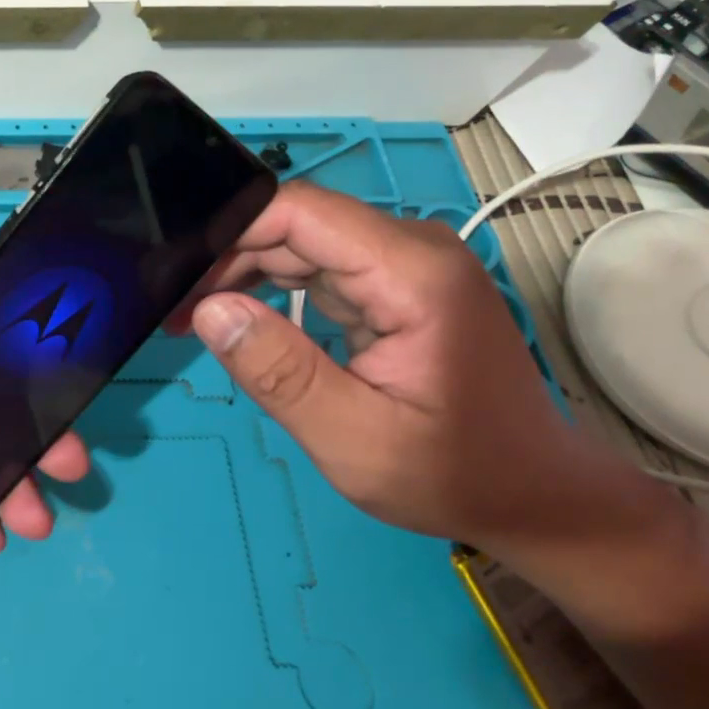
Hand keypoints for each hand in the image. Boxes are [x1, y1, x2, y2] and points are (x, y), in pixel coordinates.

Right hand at [168, 181, 602, 550]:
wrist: (536, 497)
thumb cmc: (455, 474)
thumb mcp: (355, 440)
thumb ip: (279, 372)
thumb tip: (208, 309)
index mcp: (412, 275)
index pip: (300, 212)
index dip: (231, 231)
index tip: (176, 273)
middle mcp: (412, 251)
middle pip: (295, 225)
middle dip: (227, 259)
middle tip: (172, 308)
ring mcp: (405, 265)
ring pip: (299, 243)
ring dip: (243, 275)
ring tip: (191, 315)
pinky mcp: (394, 285)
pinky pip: (316, 267)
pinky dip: (270, 289)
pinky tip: (238, 318)